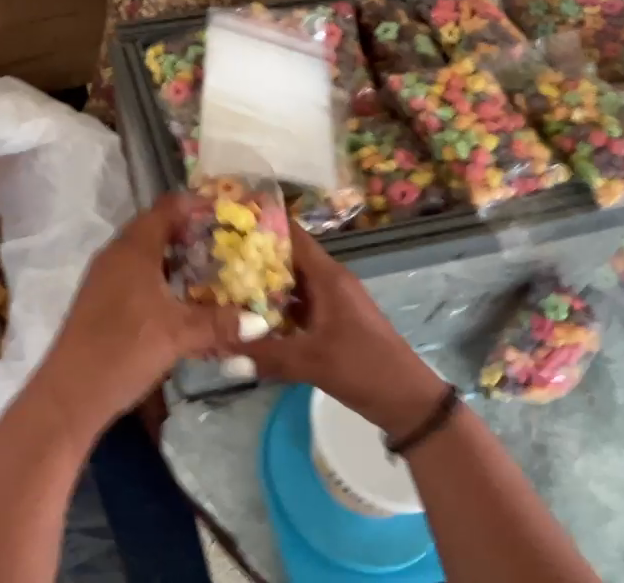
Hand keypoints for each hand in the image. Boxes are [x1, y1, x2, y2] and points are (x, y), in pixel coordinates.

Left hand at [32, 194, 240, 434]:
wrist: (70, 393)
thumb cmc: (125, 349)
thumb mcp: (179, 334)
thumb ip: (219, 323)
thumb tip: (261, 321)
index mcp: (133, 248)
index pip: (167, 207)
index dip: (196, 204)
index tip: (228, 210)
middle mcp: (116, 254)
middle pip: (156, 228)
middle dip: (191, 233)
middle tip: (227, 242)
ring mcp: (105, 277)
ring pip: (146, 255)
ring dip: (176, 259)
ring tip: (211, 271)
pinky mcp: (102, 300)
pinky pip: (136, 275)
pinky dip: (161, 279)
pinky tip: (181, 302)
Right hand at [239, 224, 449, 439]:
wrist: (408, 401)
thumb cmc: (363, 368)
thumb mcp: (310, 361)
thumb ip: (264, 354)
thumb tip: (220, 346)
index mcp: (328, 277)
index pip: (293, 236)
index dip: (264, 224)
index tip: (229, 221)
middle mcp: (330, 282)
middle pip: (288, 258)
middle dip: (254, 257)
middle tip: (215, 256)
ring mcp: (332, 303)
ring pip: (293, 284)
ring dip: (264, 285)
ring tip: (225, 283)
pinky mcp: (332, 323)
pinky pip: (299, 306)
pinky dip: (277, 308)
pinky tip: (251, 318)